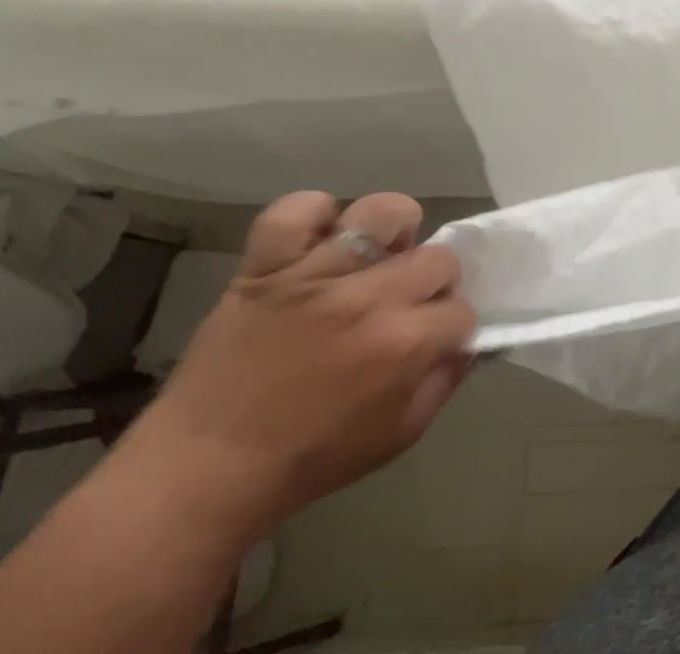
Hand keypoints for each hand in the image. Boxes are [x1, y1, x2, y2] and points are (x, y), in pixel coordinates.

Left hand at [121, 192, 477, 534]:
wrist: (209, 466)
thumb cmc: (315, 457)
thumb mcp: (404, 432)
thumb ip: (447, 379)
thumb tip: (471, 342)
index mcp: (406, 343)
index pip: (462, 310)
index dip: (455, 327)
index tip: (437, 342)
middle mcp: (367, 298)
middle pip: (437, 257)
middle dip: (436, 283)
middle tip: (411, 305)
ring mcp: (313, 276)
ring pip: (380, 213)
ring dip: (395, 231)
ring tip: (382, 254)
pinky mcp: (263, 268)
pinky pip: (293, 212)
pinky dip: (314, 214)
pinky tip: (322, 239)